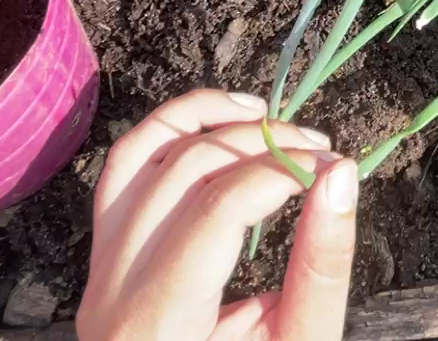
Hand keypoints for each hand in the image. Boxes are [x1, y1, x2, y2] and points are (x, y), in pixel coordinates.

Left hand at [77, 90, 358, 340]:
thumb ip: (322, 266)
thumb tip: (340, 173)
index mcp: (155, 329)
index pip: (219, 207)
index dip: (283, 170)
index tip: (335, 168)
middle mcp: (110, 294)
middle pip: (186, 170)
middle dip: (262, 144)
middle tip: (321, 152)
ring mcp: (97, 272)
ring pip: (144, 153)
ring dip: (213, 120)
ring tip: (272, 119)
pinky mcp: (104, 256)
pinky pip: (126, 167)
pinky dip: (175, 126)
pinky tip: (226, 118)